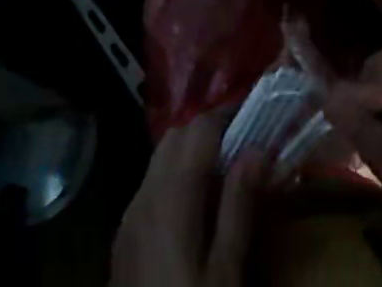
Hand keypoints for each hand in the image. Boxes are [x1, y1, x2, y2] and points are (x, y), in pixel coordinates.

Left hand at [112, 109, 264, 286]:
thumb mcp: (227, 271)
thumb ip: (239, 206)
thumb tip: (257, 150)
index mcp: (170, 199)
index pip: (197, 131)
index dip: (226, 114)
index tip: (256, 111)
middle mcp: (143, 196)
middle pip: (174, 137)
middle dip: (209, 128)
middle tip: (247, 139)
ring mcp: (129, 215)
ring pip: (160, 158)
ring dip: (192, 150)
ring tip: (228, 166)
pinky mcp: (125, 234)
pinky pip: (151, 184)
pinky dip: (176, 174)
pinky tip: (199, 200)